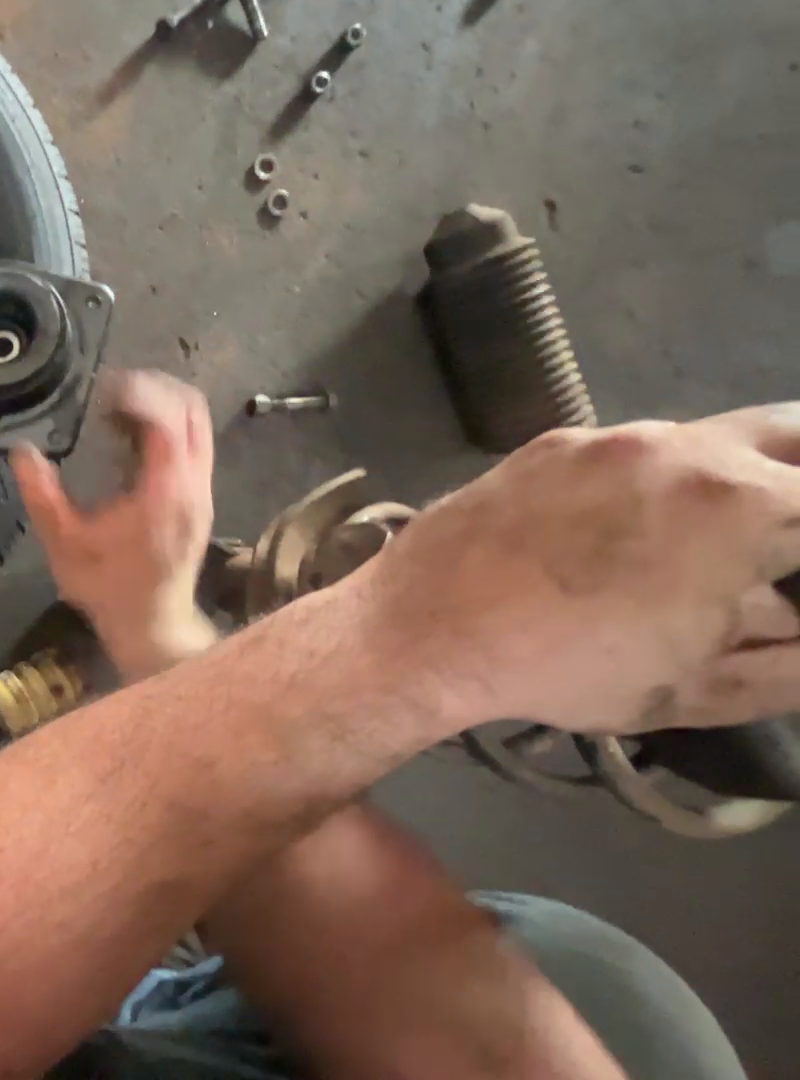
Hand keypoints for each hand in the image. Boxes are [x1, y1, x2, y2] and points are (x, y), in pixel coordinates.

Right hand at [12, 372, 219, 677]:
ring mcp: (203, 488)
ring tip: (116, 406)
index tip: (98, 389)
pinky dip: (166, 423)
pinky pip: (193, 439)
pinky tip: (129, 435)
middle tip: (107, 390)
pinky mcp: (200, 494)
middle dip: (150, 387)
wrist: (151, 623)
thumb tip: (21, 452)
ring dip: (160, 403)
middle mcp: (193, 483)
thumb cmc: (106, 587)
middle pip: (190, 407)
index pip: (165, 417)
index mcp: (164, 492)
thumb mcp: (64, 545)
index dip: (134, 392)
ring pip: (196, 420)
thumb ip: (43, 497)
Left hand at [355, 408, 799, 734]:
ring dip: (730, 480)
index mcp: (742, 502)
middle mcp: (672, 449)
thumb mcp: (705, 687)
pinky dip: (649, 480)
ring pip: (701, 441)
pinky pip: (621, 452)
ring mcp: (595, 441)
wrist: (413, 633)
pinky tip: (622, 529)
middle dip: (799, 492)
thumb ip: (795, 658)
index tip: (782, 586)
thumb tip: (799, 629)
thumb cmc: (558, 668)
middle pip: (792, 440)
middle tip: (776, 548)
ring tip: (709, 544)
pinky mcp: (535, 450)